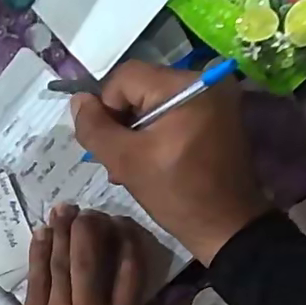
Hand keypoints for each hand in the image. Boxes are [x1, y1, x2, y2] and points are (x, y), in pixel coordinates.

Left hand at [6, 206, 185, 304]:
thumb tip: (184, 297)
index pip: (129, 271)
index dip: (128, 241)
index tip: (124, 224)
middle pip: (91, 259)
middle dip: (91, 228)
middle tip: (90, 210)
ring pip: (61, 263)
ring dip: (62, 233)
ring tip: (65, 209)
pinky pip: (36, 279)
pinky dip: (38, 254)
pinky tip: (40, 233)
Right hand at [71, 61, 272, 263]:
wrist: (227, 227)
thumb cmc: (177, 195)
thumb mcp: (126, 162)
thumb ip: (95, 129)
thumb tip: (78, 101)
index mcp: (185, 85)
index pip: (124, 78)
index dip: (106, 110)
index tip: (109, 147)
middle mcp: (205, 81)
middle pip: (140, 89)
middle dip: (122, 124)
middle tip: (119, 163)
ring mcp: (216, 99)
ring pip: (155, 104)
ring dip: (138, 133)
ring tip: (135, 168)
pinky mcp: (219, 117)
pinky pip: (175, 115)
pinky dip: (159, 135)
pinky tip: (155, 163)